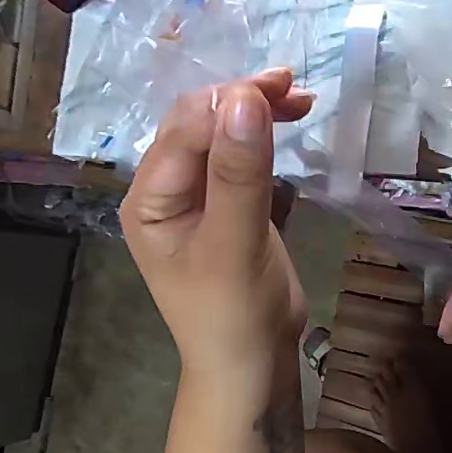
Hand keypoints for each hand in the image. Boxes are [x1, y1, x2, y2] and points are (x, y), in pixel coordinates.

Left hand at [120, 71, 314, 381]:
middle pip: (202, 124)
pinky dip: (266, 139)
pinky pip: (243, 159)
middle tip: (297, 89)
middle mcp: (168, 190)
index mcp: (150, 197)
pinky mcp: (229, 206)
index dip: (230, 101)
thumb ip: (238, 175)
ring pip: (224, 137)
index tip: (283, 89)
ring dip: (258, 114)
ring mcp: (199, 198)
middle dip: (245, 100)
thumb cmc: (233, 313)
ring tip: (301, 100)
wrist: (251, 363)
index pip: (186, 128)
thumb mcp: (234, 245)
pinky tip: (289, 126)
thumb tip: (246, 99)